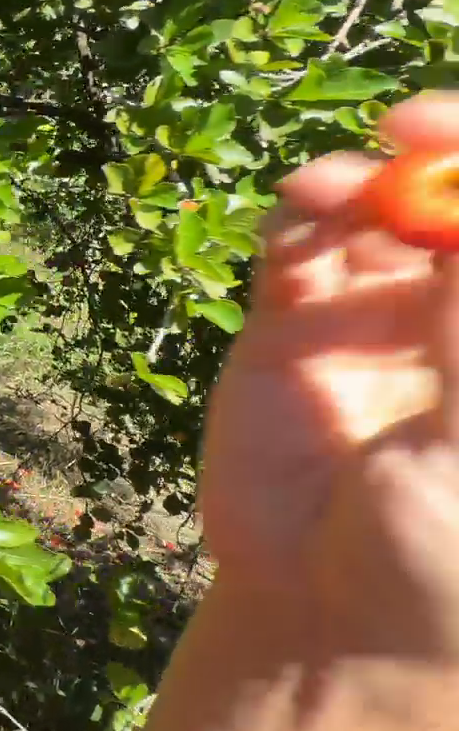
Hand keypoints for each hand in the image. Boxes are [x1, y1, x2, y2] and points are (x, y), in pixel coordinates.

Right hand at [203, 90, 458, 663]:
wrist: (322, 602)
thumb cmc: (454, 554)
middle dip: (447, 156)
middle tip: (409, 129)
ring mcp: (379, 320)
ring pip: (378, 219)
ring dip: (358, 186)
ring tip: (326, 187)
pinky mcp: (289, 331)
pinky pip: (294, 258)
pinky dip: (292, 225)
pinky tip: (293, 217)